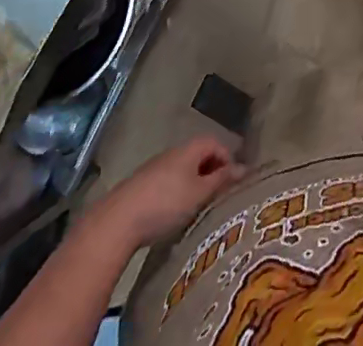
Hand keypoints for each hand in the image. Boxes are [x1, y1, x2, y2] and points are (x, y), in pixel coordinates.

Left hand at [84, 136, 246, 247]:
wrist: (119, 220)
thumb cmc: (166, 203)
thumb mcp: (199, 194)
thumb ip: (221, 180)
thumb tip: (243, 168)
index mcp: (188, 150)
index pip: (215, 142)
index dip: (227, 158)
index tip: (232, 183)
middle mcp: (172, 153)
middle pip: (199, 155)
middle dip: (212, 172)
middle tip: (219, 197)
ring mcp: (155, 168)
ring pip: (184, 170)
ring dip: (195, 184)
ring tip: (201, 208)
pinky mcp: (142, 185)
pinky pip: (170, 182)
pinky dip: (179, 193)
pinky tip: (177, 214)